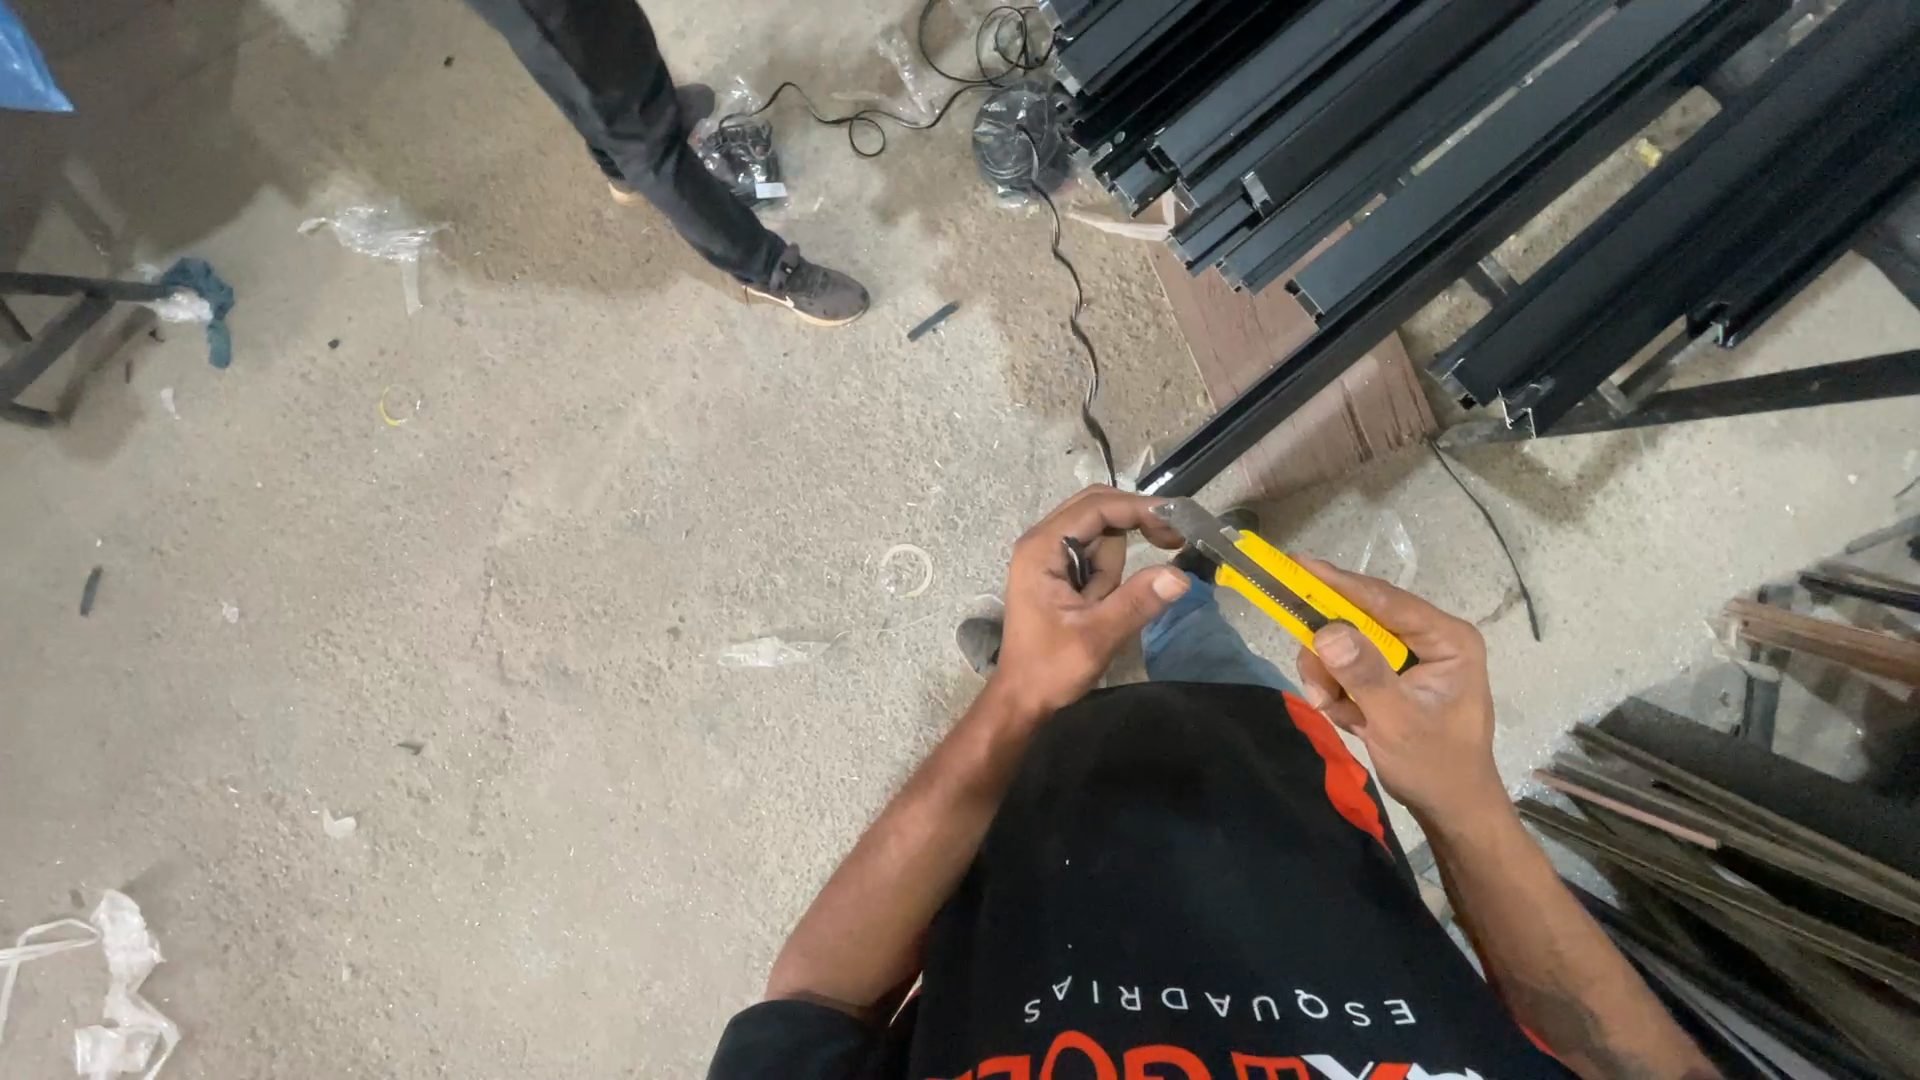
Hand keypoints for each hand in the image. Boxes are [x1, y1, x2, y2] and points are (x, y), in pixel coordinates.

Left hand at [993, 486, 1190, 717]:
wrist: (1022, 696)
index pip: (1096, 507)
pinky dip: (1108, 573)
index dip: (1139, 508)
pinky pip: (1092, 555)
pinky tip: (1098, 603)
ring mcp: (1046, 555)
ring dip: (1114, 566)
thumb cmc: (1051, 668)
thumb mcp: (1097, 637)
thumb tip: (1180, 575)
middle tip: (1172, 542)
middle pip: (1097, 509)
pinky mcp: (1055, 571)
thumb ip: (1137, 602)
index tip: (1179, 519)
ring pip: (1098, 535)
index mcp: (1041, 548)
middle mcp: (1040, 541)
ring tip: (1099, 607)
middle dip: (1134, 525)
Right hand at [1293, 560, 1507, 823]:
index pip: (1384, 600)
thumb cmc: (1437, 767)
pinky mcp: (1385, 671)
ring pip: (1341, 642)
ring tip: (1335, 710)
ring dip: (1327, 677)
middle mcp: (1425, 637)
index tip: (1296, 566)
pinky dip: (1333, 689)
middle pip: (1355, 619)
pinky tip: (1349, 716)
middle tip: (1319, 688)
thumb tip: (1326, 632)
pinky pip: (1340, 663)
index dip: (1338, 584)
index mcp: (1446, 639)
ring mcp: (1404, 654)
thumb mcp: (1398, 723)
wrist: (1448, 808)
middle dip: (1329, 654)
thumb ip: (1364, 676)